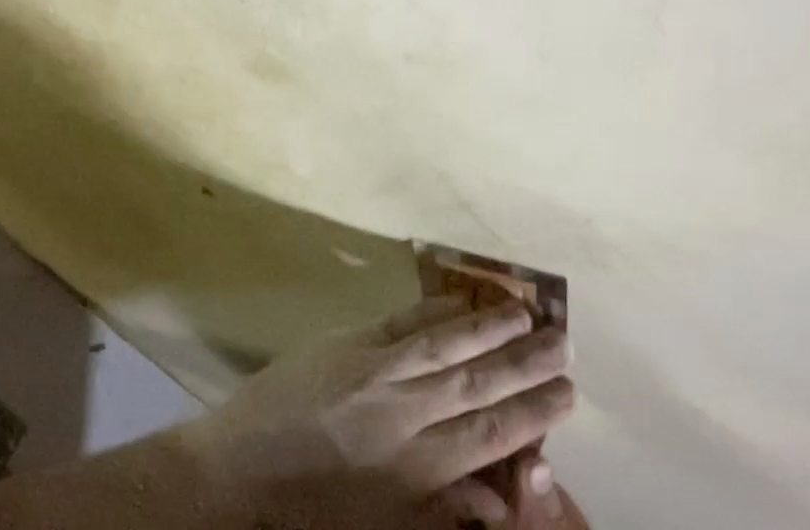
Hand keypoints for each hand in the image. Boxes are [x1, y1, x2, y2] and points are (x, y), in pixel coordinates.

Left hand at [177, 295, 575, 525]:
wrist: (240, 467)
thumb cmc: (314, 506)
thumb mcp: (385, 521)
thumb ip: (445, 506)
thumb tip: (500, 495)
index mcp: (418, 467)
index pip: (492, 435)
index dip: (534, 412)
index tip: (569, 391)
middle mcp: (405, 413)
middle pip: (478, 384)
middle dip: (526, 363)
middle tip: (565, 341)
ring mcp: (374, 371)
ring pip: (446, 344)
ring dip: (490, 327)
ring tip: (528, 312)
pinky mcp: (345, 342)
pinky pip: (402, 322)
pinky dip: (437, 310)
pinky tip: (463, 301)